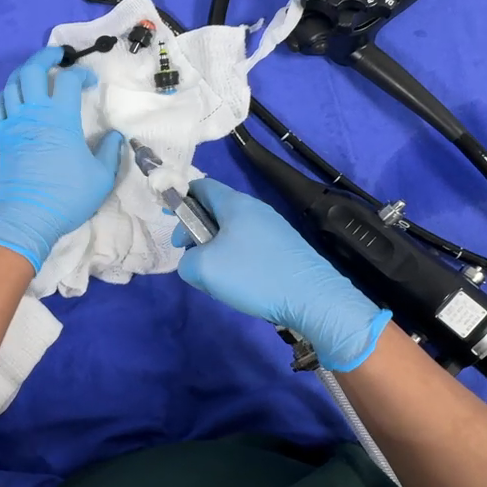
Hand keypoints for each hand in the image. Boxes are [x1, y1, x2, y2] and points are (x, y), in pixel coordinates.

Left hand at [0, 47, 125, 269]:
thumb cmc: (67, 197)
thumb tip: (115, 136)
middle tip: (58, 55)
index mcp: (61, 119)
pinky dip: (7, 94)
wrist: (27, 217)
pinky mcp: (2, 137)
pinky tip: (16, 96)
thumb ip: (110, 153)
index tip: (91, 82)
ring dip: (25, 71)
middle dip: (46, 56)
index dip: (81, 75)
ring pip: (12, 84)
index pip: (68, 81)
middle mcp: (34, 114)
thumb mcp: (101, 177)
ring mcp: (14, 124)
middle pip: (33, 70)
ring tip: (37, 71)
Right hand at [174, 178, 390, 370]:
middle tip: (191, 256)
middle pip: (215, 210)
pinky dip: (237, 260)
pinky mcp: (285, 248)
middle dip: (197, 230)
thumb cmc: (254, 275)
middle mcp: (255, 209)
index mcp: (235, 203)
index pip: (201, 186)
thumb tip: (194, 260)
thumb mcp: (204, 268)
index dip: (181, 199)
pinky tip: (240, 283)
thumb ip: (186, 260)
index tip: (172, 222)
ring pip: (232, 231)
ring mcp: (274, 228)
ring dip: (216, 249)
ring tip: (216, 276)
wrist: (314, 300)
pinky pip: (250, 246)